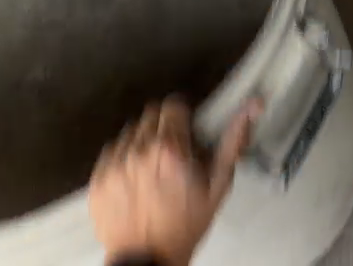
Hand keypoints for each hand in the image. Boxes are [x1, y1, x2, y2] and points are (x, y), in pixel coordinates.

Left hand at [89, 97, 259, 265]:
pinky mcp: (97, 179)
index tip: (187, 134)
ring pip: (132, 131)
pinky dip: (124, 158)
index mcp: (170, 147)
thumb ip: (234, 139)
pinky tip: (134, 178)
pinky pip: (112, 151)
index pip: (173, 105)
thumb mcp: (218, 183)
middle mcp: (139, 149)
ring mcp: (115, 164)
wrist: (148, 263)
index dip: (183, 117)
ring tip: (151, 166)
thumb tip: (254, 103)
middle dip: (164, 127)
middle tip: (172, 151)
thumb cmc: (188, 223)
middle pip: (151, 115)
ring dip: (143, 141)